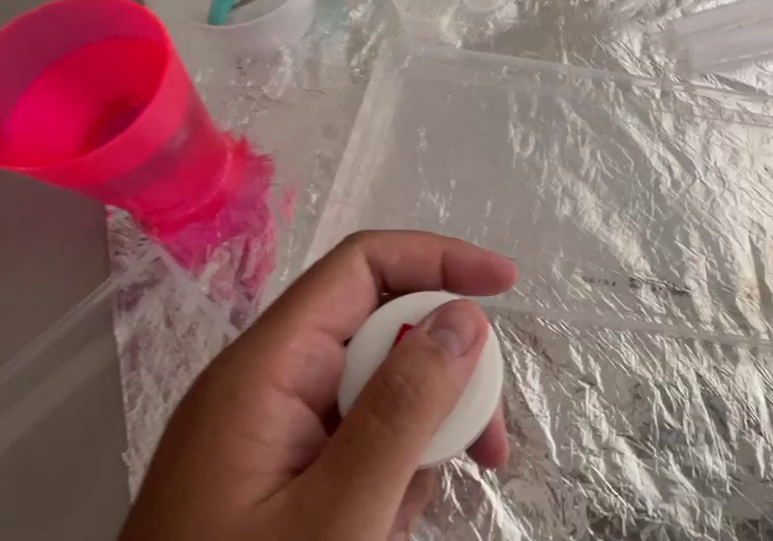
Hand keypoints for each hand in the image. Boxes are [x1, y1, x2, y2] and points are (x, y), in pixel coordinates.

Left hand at [121, 231, 517, 540]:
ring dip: (421, 436)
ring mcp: (273, 430)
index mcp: (267, 369)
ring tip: (409, 514)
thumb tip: (465, 316)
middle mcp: (269, 382)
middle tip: (486, 443)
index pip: (362, 266)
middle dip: (443, 375)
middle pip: (382, 330)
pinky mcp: (282, 470)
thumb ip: (403, 409)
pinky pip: (360, 437)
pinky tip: (385, 525)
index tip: (505, 286)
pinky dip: (392, 471)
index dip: (438, 259)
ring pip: (380, 388)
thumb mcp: (337, 517)